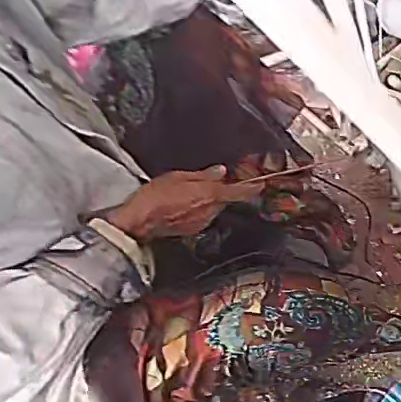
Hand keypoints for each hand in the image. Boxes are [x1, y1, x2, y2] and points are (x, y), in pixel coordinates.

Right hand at [97, 167, 264, 240]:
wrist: (140, 222)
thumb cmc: (155, 196)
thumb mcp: (178, 177)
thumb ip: (203, 176)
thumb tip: (221, 172)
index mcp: (209, 195)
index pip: (237, 192)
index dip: (250, 188)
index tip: (260, 184)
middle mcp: (210, 211)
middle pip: (225, 200)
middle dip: (224, 191)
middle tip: (216, 181)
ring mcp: (203, 222)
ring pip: (215, 208)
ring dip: (210, 200)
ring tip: (193, 192)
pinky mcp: (194, 229)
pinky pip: (204, 216)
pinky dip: (200, 209)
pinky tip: (186, 204)